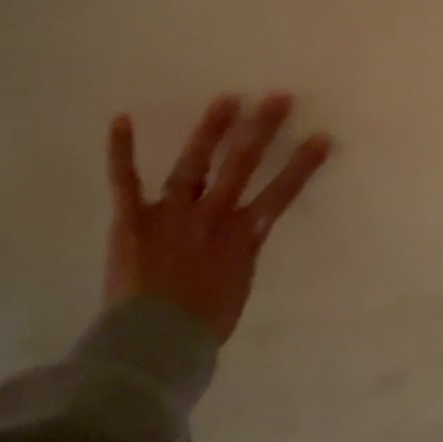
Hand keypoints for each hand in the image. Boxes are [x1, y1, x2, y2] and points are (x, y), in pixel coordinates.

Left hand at [104, 93, 330, 341]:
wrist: (154, 343)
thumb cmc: (202, 325)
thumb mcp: (237, 286)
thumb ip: (239, 254)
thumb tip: (243, 236)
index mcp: (242, 236)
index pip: (280, 194)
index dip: (302, 165)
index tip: (321, 138)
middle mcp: (212, 216)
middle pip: (242, 165)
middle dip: (262, 129)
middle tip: (278, 98)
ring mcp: (172, 214)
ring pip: (194, 164)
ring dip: (211, 129)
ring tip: (228, 99)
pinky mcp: (133, 220)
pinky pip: (126, 181)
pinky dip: (122, 151)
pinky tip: (122, 119)